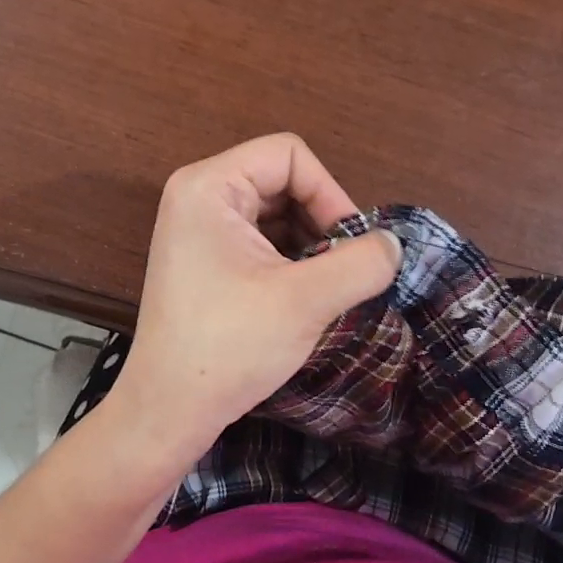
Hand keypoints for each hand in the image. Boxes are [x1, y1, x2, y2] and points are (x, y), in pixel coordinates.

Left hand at [105, 134, 402, 466]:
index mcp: (208, 186)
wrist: (169, 408)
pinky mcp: (202, 259)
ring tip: (326, 286)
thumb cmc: (229, 346)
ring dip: (309, 243)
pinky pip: (258, 238)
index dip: (330, 192)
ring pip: (274, 212)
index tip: (350, 244)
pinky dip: (289, 259)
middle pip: (281, 179)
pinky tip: (304, 295)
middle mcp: (196, 196)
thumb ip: (360, 264)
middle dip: (320, 220)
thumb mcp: (305, 301)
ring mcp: (196, 228)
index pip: (288, 155)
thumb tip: (394, 245)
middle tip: (344, 268)